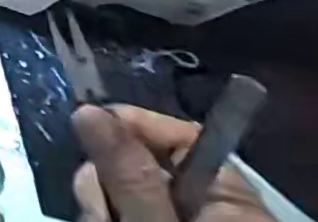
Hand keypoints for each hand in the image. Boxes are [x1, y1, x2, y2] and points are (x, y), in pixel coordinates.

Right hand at [71, 104, 275, 221]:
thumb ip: (129, 175)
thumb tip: (87, 107)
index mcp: (231, 198)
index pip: (178, 132)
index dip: (130, 122)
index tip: (87, 127)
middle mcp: (209, 206)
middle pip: (141, 160)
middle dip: (106, 177)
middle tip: (98, 209)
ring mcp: (179, 219)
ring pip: (122, 187)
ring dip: (100, 202)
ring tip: (99, 221)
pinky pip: (120, 210)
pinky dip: (105, 215)